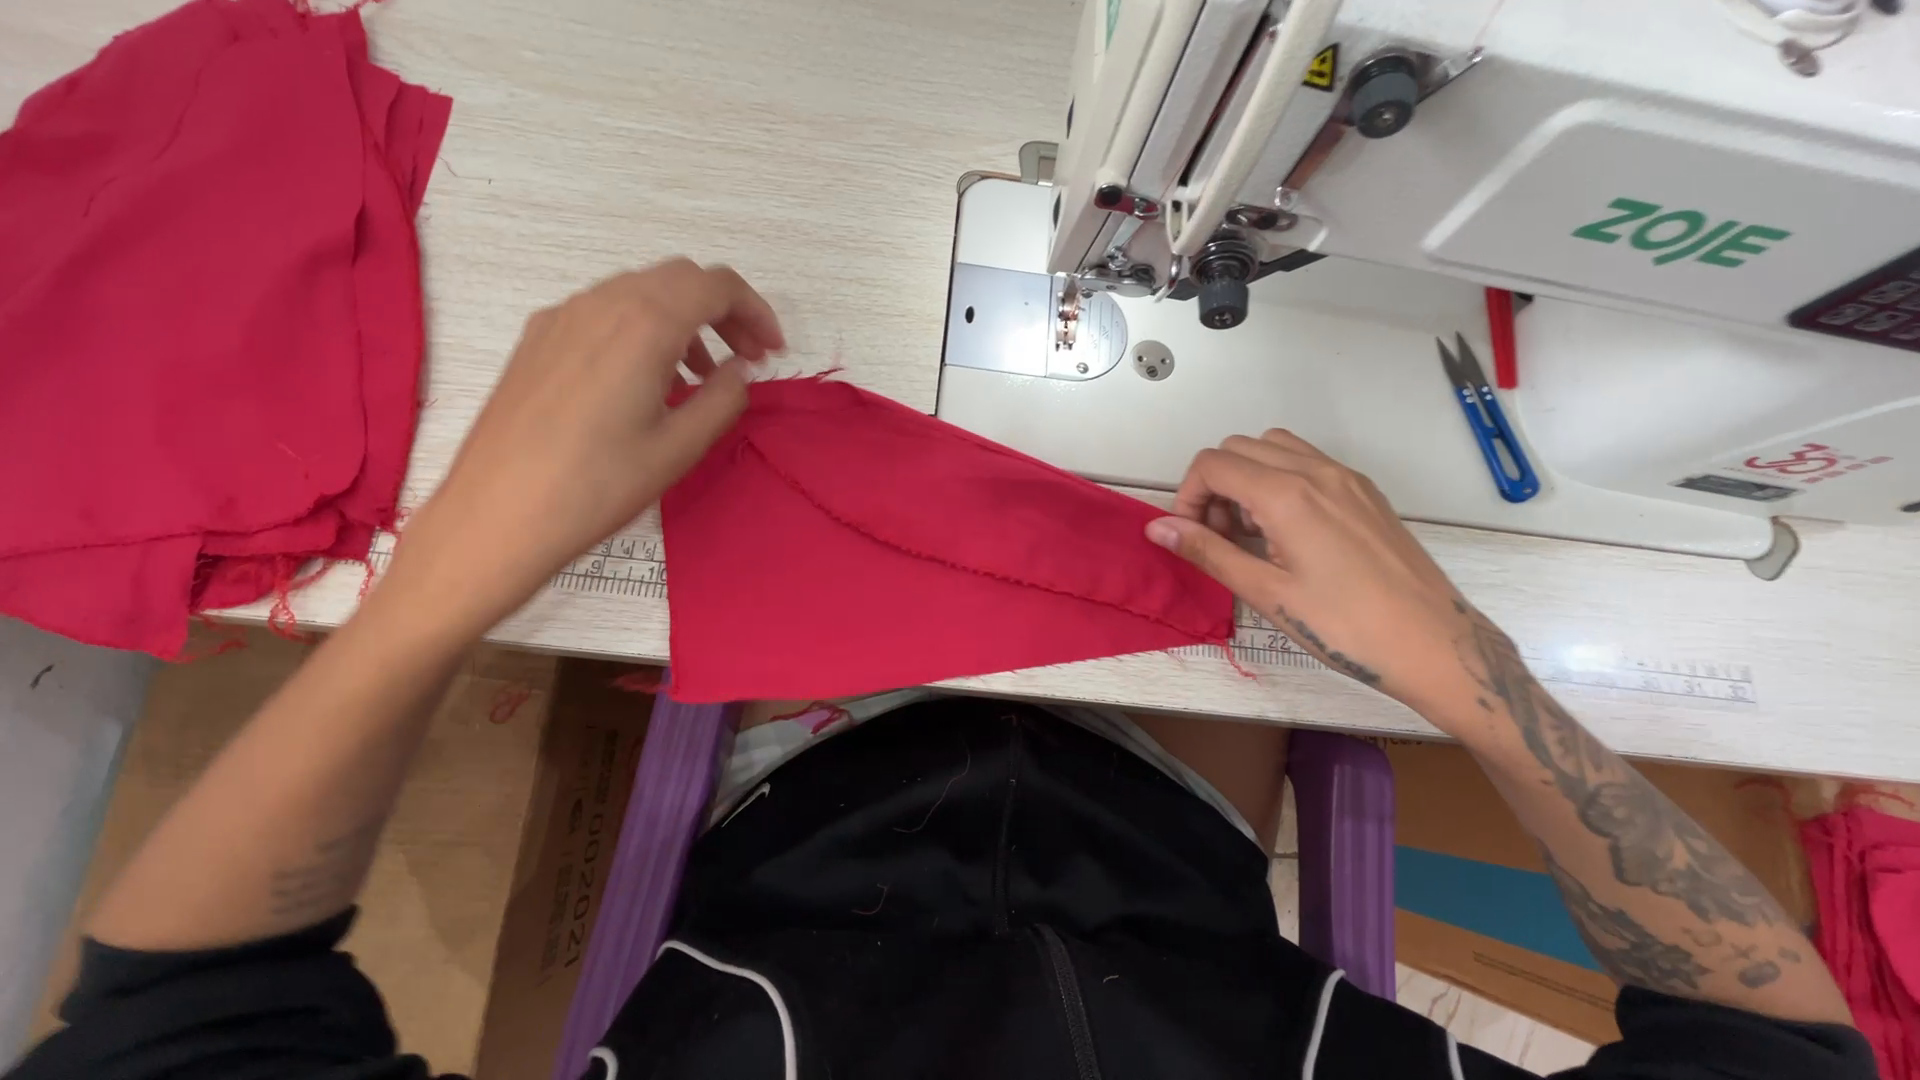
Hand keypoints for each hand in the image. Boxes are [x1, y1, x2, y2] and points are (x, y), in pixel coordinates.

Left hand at [387, 259, 783, 633]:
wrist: (498, 513)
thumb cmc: (599, 484)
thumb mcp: (680, 447)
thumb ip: (724, 397)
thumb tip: (739, 370)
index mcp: (645, 323)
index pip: (717, 285)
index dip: (755, 311)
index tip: (773, 351)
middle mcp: (602, 302)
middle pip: (679, 279)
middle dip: (722, 311)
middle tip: (745, 360)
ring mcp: (563, 316)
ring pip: (639, 292)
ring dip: (682, 320)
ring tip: (698, 377)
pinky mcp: (538, 338)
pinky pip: (605, 312)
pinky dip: (642, 330)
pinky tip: (644, 382)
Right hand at [1145, 430, 1483, 723]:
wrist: (1433, 644)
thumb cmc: (1345, 627)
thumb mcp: (1267, 593)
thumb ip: (1208, 552)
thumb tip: (1157, 529)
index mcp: (1287, 494)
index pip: (1213, 464)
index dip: (1188, 496)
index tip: (1192, 537)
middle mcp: (1317, 471)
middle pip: (1239, 447)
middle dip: (1214, 485)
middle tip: (1217, 537)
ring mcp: (1346, 478)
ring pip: (1275, 448)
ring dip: (1247, 478)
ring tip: (1249, 532)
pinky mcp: (1365, 493)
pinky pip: (1308, 463)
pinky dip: (1280, 481)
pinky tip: (1286, 533)